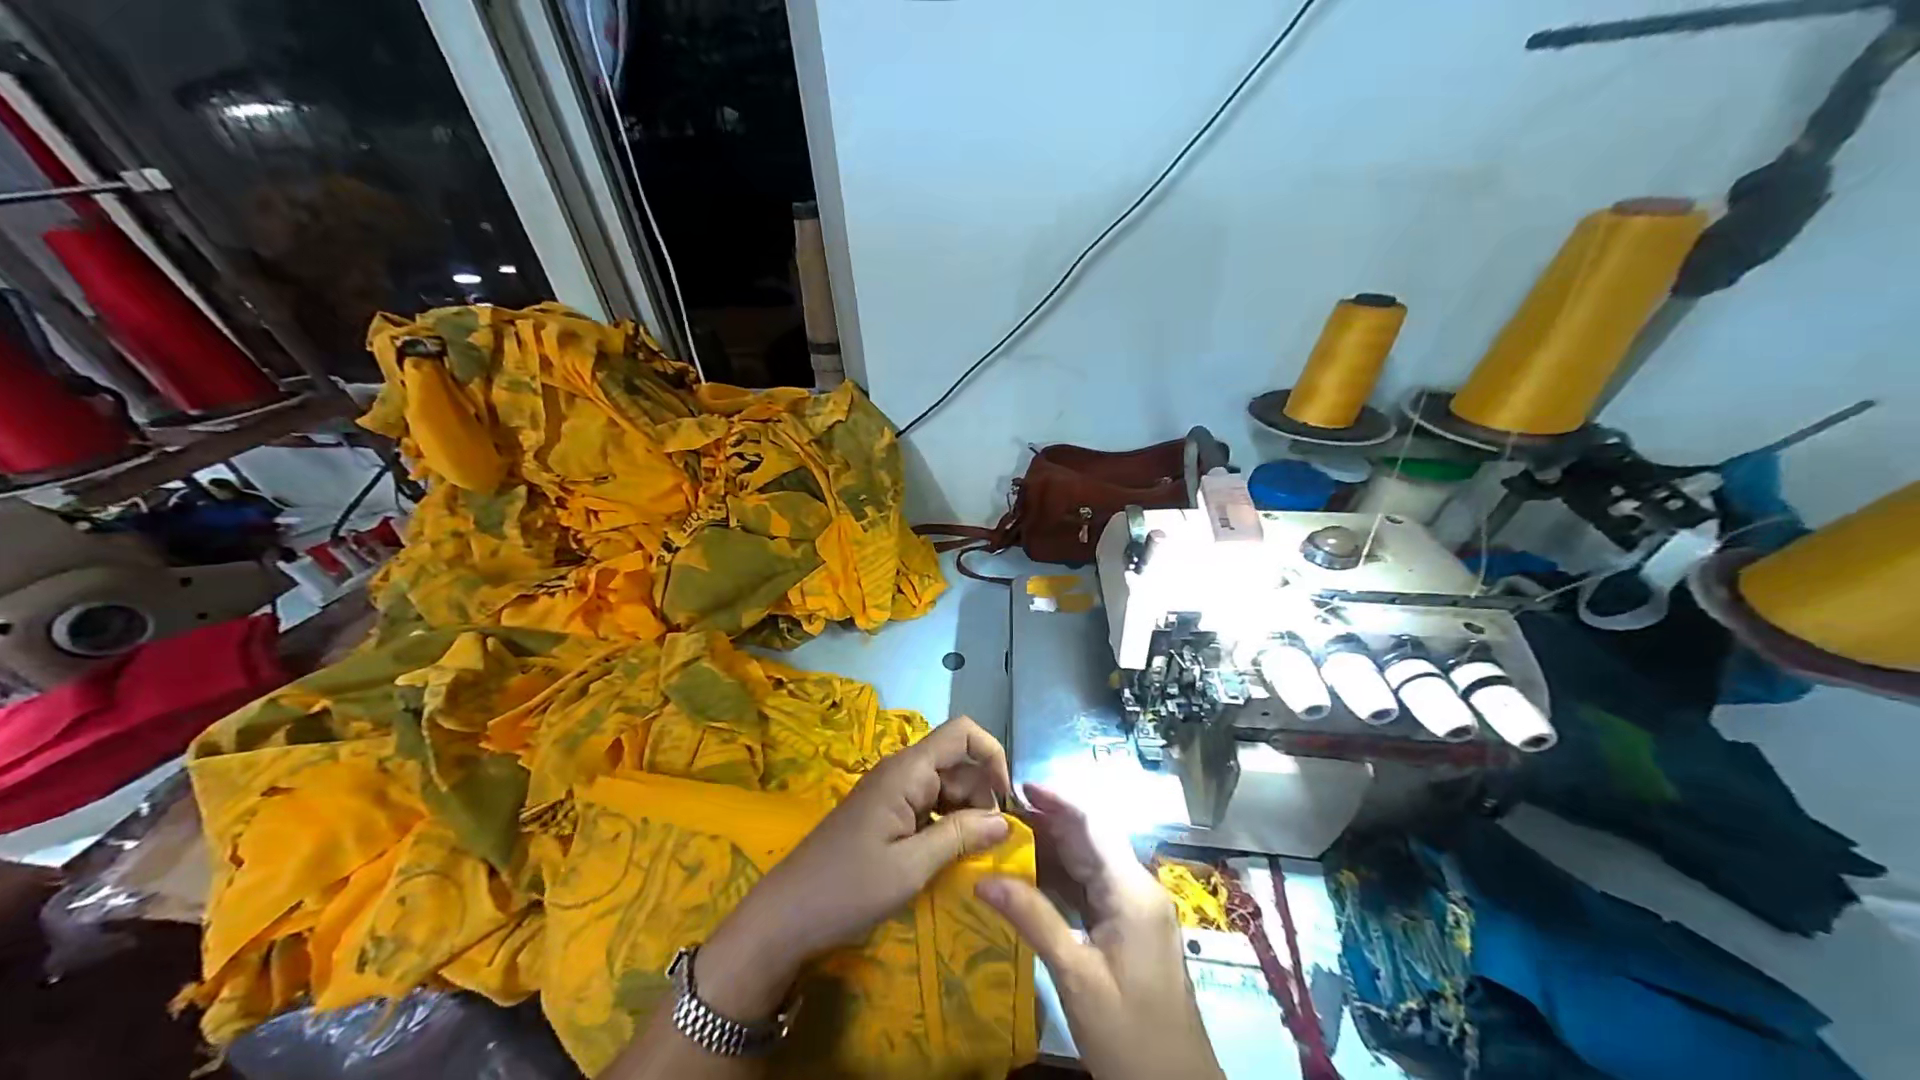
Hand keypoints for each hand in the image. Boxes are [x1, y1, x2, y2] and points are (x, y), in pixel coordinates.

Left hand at [695, 716, 1013, 1020]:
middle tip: (988, 845)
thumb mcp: (912, 866)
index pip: (962, 732)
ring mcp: (891, 792)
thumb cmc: (848, 888)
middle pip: (957, 763)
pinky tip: (948, 858)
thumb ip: (960, 836)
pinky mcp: (884, 813)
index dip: (992, 755)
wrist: (785, 916)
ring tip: (971, 856)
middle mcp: (901, 771)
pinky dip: (945, 826)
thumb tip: (1005, 820)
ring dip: (965, 815)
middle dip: (981, 796)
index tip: (1005, 800)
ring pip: (945, 787)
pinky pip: (927, 806)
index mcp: (907, 771)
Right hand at [976, 784, 1224, 1079]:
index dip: (1058, 801)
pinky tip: (1032, 878)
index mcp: (1132, 891)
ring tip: (1007, 839)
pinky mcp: (1132, 930)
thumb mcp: (1076, 976)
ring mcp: (1137, 911)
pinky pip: (1094, 889)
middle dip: (1048, 823)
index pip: (1093, 827)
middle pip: (1091, 841)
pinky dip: (1063, 880)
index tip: (1019, 787)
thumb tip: (985, 879)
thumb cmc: (1129, 1033)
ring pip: (1091, 864)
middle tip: (999, 815)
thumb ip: (1034, 919)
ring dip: (1053, 850)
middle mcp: (1139, 890)